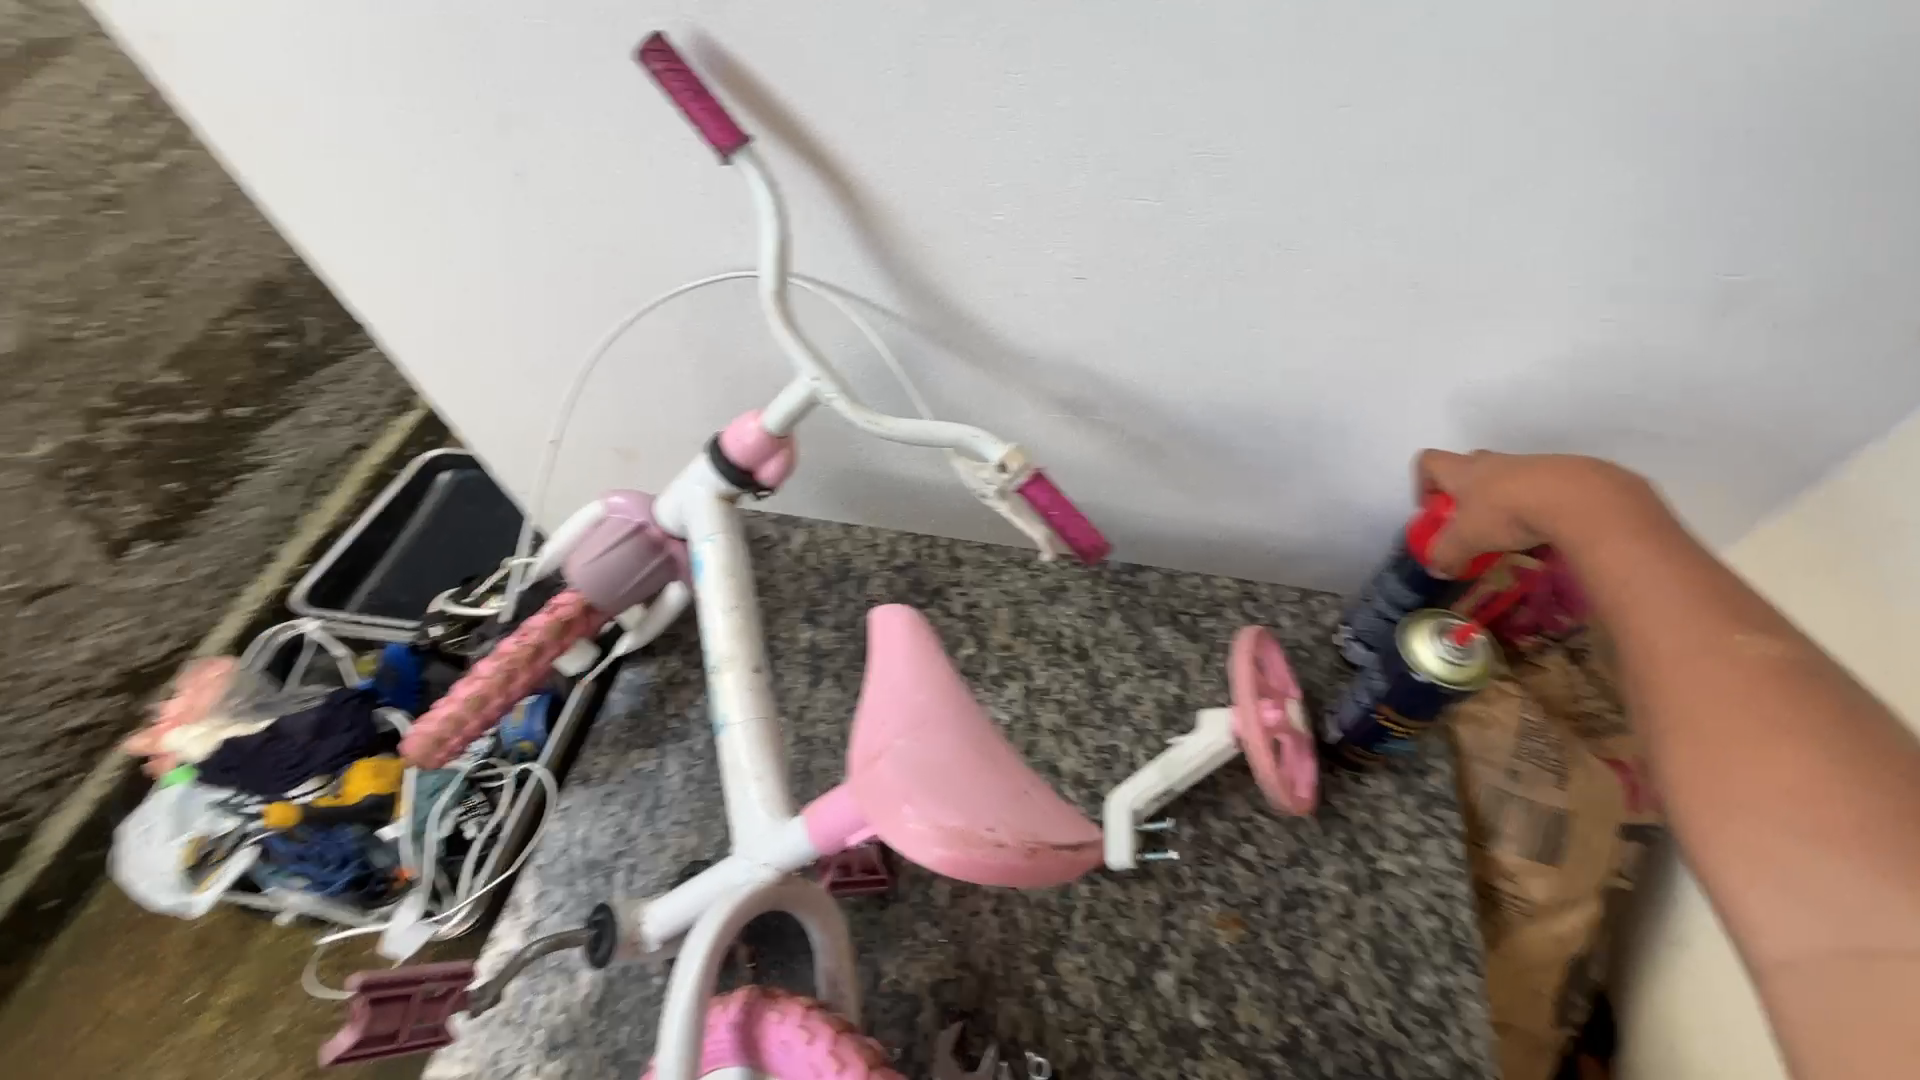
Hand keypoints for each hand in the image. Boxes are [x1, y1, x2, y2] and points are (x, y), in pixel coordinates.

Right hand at [1414, 450, 1647, 574]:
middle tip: (1468, 521)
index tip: (1431, 508)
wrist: (1579, 498)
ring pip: (1506, 477)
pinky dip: (1535, 506)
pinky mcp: (1564, 475)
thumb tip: (1438, 568)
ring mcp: (1530, 465)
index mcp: (1462, 471)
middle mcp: (1492, 462)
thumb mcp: (1467, 541)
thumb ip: (1446, 554)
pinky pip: (1539, 488)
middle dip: (1464, 492)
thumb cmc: (1506, 513)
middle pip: (1468, 466)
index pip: (1429, 461)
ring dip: (1501, 499)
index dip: (1423, 482)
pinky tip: (1542, 529)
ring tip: (1510, 532)